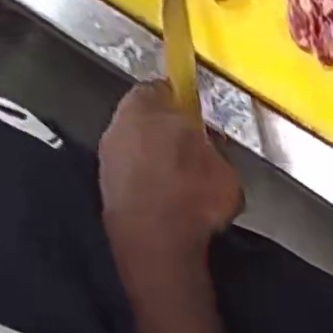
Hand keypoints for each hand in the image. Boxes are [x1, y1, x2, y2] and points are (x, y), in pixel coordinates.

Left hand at [99, 81, 244, 257]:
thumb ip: (215, 153)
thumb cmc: (193, 198)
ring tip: (185, 191)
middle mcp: (119, 123)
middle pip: (146, 123)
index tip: (198, 122)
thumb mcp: (227, 173)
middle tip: (194, 160)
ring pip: (138, 154)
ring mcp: (108, 157)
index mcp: (146, 104)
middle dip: (168, 138)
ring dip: (158, 167)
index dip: (183, 106)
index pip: (164, 91)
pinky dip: (150, 191)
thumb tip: (210, 150)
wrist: (156, 240)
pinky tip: (171, 210)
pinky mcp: (106, 190)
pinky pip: (135, 183)